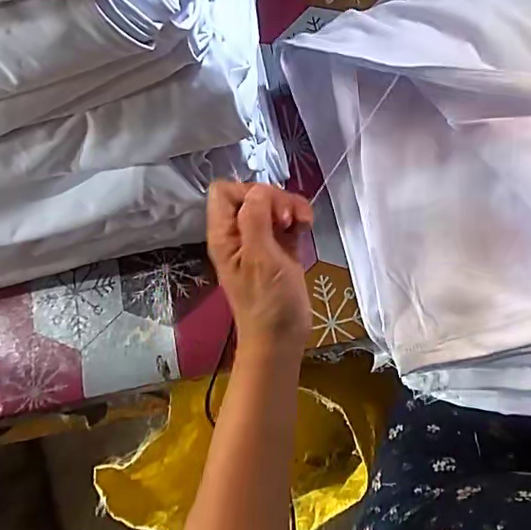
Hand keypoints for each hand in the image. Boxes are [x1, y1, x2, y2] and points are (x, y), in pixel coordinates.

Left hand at [206, 181, 313, 349]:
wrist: (280, 339)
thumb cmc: (268, 301)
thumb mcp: (259, 257)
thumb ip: (255, 219)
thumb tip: (259, 191)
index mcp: (224, 235)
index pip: (224, 192)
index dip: (248, 191)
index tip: (269, 209)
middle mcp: (238, 235)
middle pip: (252, 195)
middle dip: (275, 199)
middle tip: (288, 220)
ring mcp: (259, 243)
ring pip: (272, 206)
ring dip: (290, 207)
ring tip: (303, 223)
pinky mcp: (279, 251)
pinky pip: (285, 223)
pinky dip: (297, 220)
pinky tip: (306, 229)